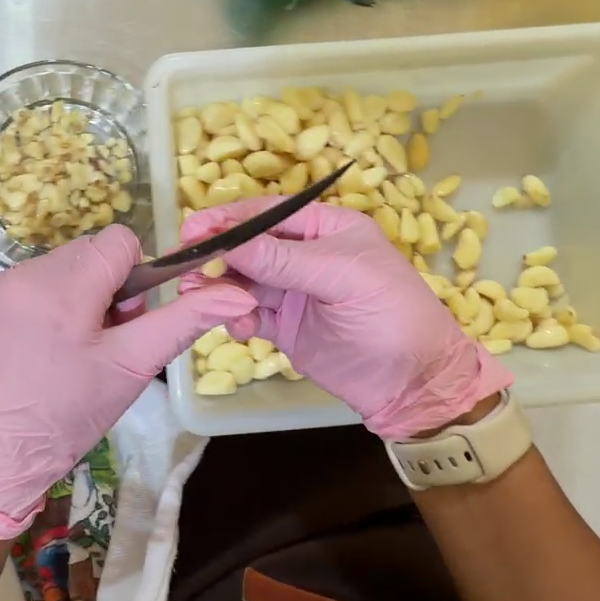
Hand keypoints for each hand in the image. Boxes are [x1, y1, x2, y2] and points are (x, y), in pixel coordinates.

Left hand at [0, 224, 257, 537]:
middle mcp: (18, 275)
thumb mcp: (132, 368)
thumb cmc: (69, 415)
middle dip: (97, 288)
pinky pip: (12, 283)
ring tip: (57, 346)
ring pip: (49, 268)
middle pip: (82, 254)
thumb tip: (239, 292)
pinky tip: (24, 345)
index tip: (121, 319)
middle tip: (92, 340)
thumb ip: (183, 321)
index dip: (132, 277)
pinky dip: (26, 305)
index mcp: (64, 288)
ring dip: (62, 296)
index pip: (118, 241)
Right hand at [183, 198, 511, 438]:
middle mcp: (306, 254)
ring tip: (197, 297)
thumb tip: (227, 242)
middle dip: (217, 253)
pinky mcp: (285, 326)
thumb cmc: (391, 318)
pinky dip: (236, 317)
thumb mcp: (343, 279)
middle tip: (186, 266)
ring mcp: (293, 291)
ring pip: (242, 280)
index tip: (194, 228)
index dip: (231, 219)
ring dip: (219, 287)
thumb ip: (282, 260)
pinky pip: (248, 313)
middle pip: (249, 245)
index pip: (270, 214)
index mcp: (327, 229)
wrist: (414, 387)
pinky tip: (239, 326)